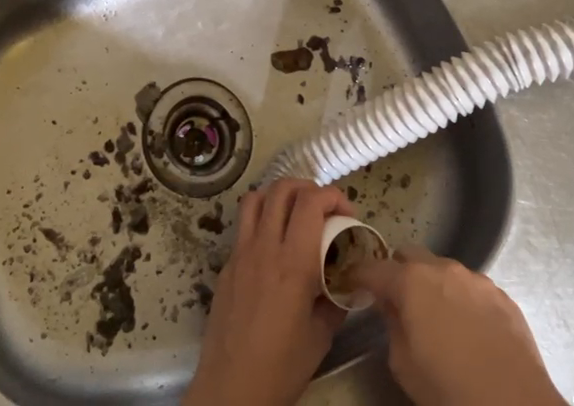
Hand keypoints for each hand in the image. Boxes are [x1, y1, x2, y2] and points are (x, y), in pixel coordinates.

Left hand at [183, 179, 355, 405]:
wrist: (231, 386)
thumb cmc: (281, 366)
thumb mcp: (321, 335)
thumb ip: (335, 298)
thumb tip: (344, 281)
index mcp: (292, 263)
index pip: (310, 203)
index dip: (332, 196)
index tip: (348, 212)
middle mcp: (263, 247)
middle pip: (281, 189)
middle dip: (308, 187)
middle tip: (324, 208)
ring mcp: (240, 253)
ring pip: (255, 198)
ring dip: (279, 195)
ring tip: (297, 214)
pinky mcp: (226, 265)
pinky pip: (243, 225)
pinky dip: (262, 218)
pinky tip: (275, 243)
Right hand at [354, 247, 566, 405]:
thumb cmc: (449, 388)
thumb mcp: (403, 364)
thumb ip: (392, 325)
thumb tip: (392, 308)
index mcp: (411, 282)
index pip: (373, 267)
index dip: (358, 276)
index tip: (351, 285)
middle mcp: (444, 270)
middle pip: (410, 256)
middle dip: (398, 272)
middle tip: (396, 301)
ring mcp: (478, 281)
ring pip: (444, 270)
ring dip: (433, 285)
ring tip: (437, 318)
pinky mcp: (504, 298)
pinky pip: (473, 289)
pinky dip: (462, 300)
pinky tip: (468, 330)